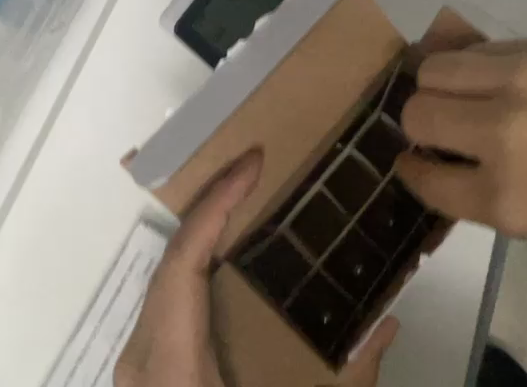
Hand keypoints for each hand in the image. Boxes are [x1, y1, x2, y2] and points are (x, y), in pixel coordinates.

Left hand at [115, 152, 400, 386]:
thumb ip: (351, 380)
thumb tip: (387, 323)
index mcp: (174, 370)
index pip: (183, 262)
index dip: (215, 204)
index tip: (253, 162)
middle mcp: (144, 362)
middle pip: (173, 259)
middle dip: (214, 204)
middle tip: (260, 167)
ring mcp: (139, 370)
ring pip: (166, 278)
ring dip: (204, 231)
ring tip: (248, 198)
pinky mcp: (147, 377)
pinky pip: (167, 302)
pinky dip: (196, 266)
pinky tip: (229, 255)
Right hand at [394, 35, 526, 241]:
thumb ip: (501, 184)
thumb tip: (460, 154)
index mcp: (507, 201)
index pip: (423, 178)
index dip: (416, 169)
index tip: (421, 161)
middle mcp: (497, 139)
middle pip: (417, 114)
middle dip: (422, 123)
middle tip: (446, 126)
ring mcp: (515, 83)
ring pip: (434, 69)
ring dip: (440, 82)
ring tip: (467, 91)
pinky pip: (478, 49)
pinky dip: (474, 61)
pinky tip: (502, 73)